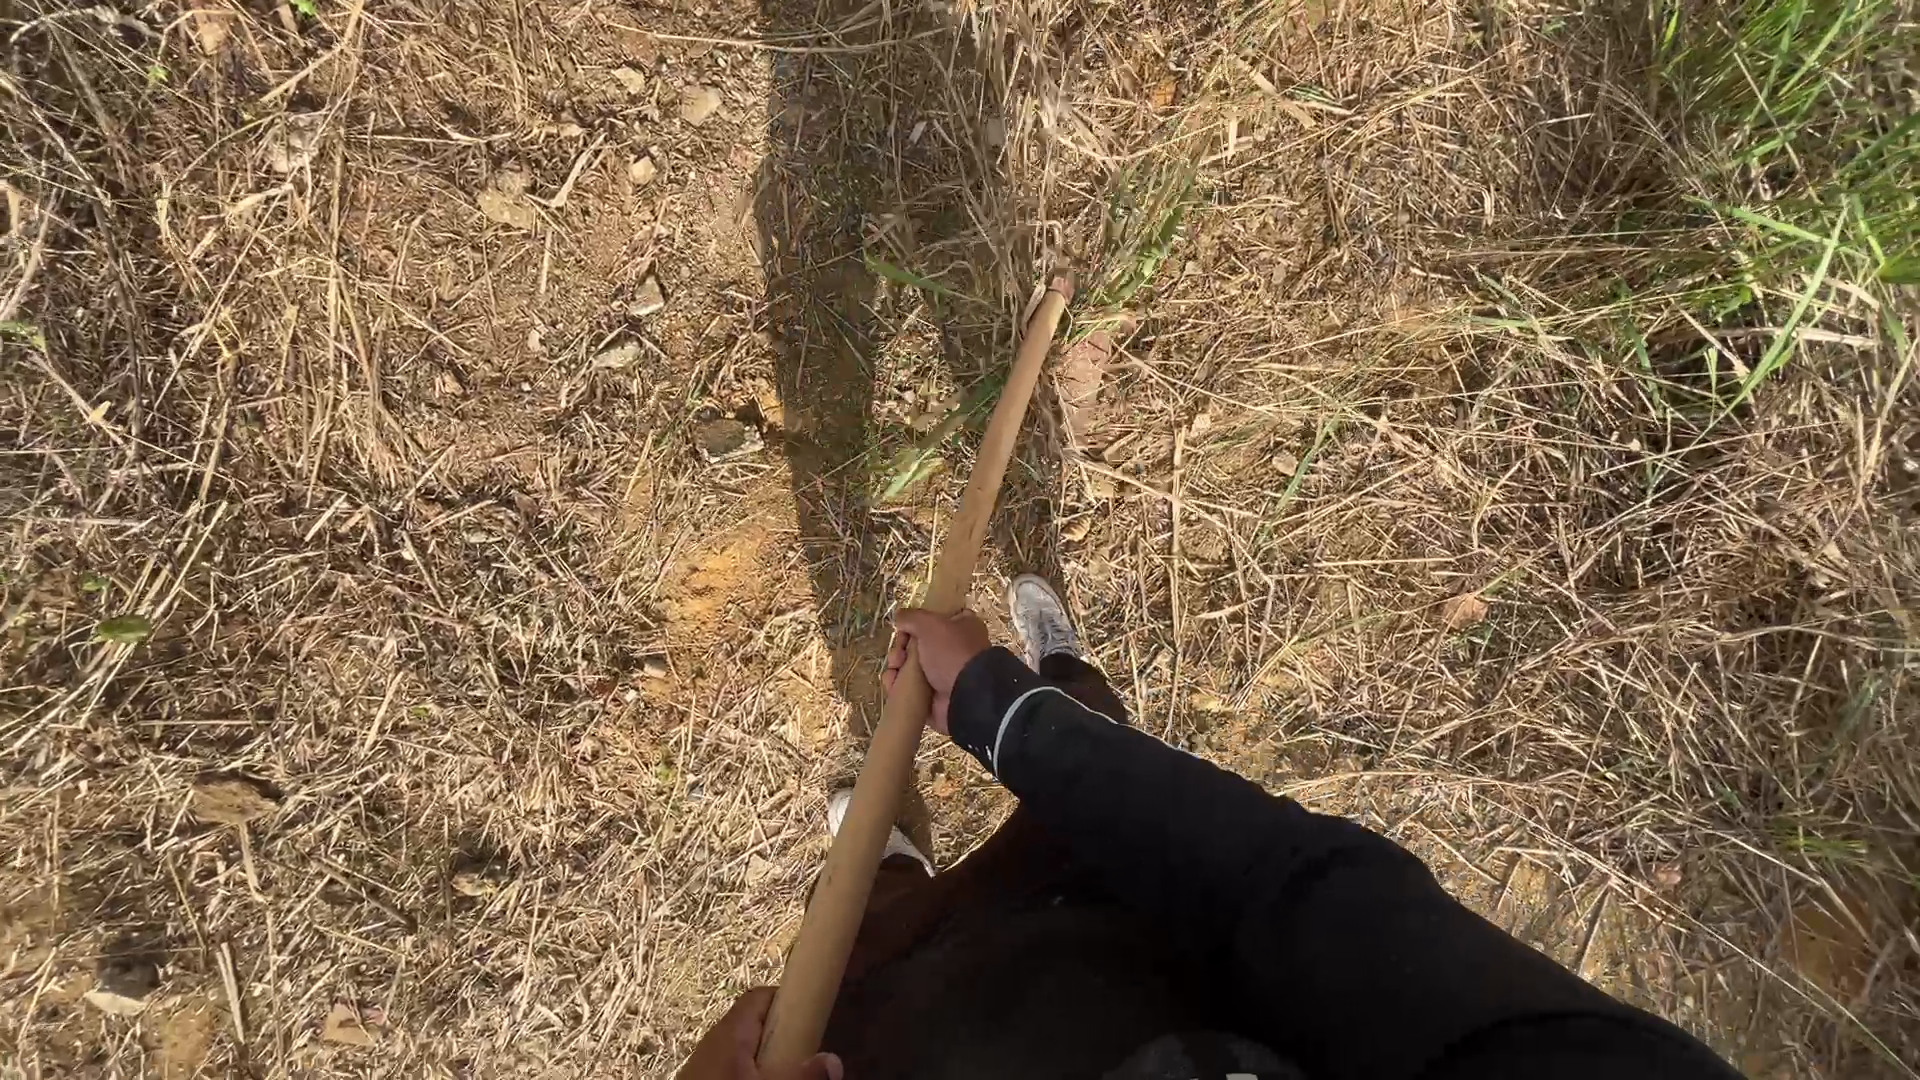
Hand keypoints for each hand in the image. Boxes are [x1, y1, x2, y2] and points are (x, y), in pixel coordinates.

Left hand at [675, 988, 843, 1079]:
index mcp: (731, 1031)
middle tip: (797, 1062)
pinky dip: (746, 1076)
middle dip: (779, 1042)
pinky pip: (728, 1070)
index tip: (808, 1023)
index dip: (787, 1003)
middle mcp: (714, 1041)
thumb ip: (802, 1076)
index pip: (762, 996)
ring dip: (763, 1064)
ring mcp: (702, 1066)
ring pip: (741, 1053)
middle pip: (754, 1026)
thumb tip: (834, 1060)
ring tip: (780, 1077)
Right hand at [883, 608, 989, 734]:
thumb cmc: (952, 652)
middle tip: (898, 655)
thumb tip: (899, 617)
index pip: (935, 618)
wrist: (966, 696)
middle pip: (918, 643)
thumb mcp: (931, 624)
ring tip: (894, 670)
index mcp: (962, 627)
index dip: (917, 622)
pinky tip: (892, 683)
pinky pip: (909, 687)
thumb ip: (912, 617)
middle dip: (902, 648)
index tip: (904, 628)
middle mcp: (955, 649)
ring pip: (911, 666)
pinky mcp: (933, 695)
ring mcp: (944, 674)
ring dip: (897, 666)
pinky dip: (898, 684)